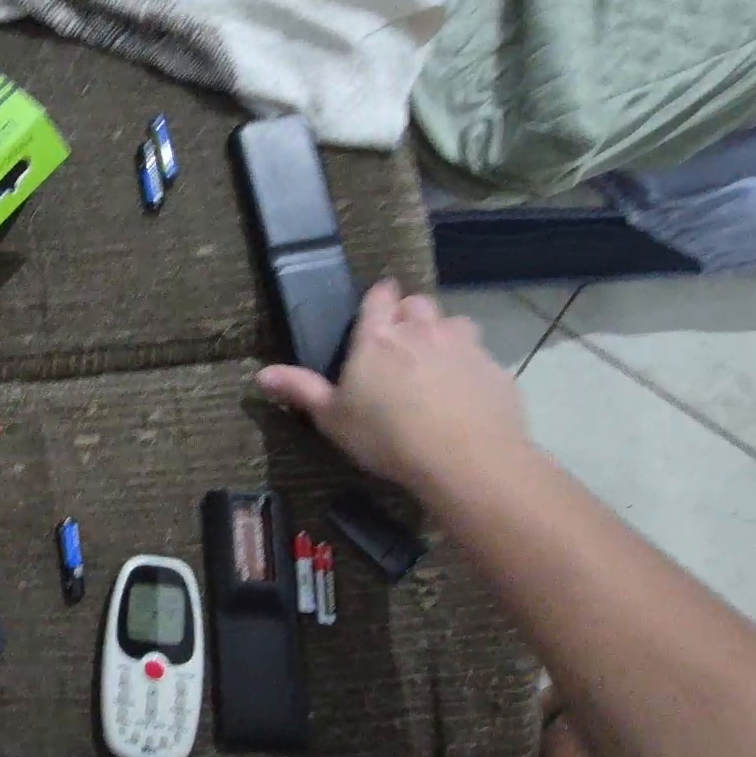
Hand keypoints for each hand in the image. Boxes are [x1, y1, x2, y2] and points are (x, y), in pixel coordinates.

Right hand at [254, 279, 529, 496]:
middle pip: (417, 303)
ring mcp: (463, 347)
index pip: (379, 298)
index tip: (376, 302)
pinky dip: (469, 361)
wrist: (466, 459)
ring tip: (434, 356)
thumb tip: (261, 374)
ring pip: (454, 321)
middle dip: (409, 312)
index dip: (378, 296)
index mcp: (376, 339)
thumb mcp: (332, 418)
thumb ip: (300, 390)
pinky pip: (480, 352)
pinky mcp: (494, 369)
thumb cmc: (386, 435)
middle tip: (400, 336)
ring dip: (443, 331)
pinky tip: (461, 387)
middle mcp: (420, 331)